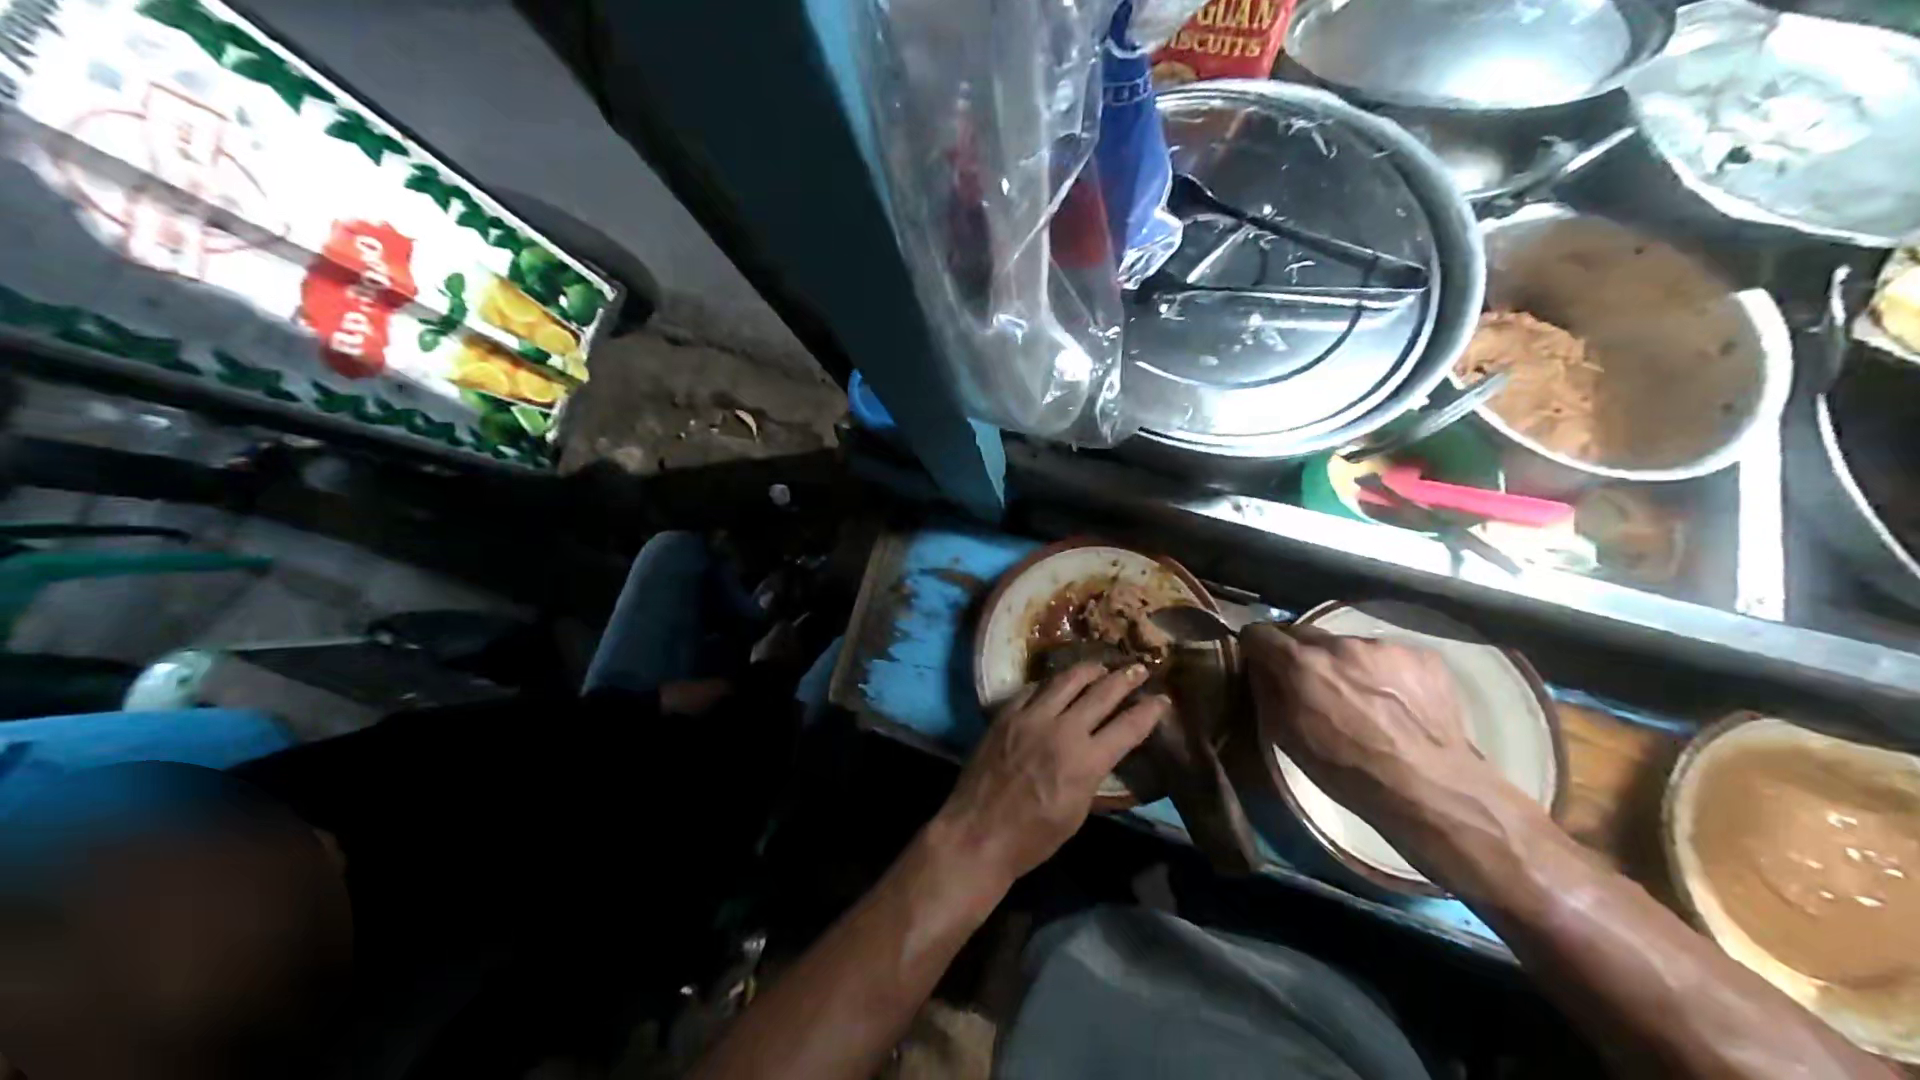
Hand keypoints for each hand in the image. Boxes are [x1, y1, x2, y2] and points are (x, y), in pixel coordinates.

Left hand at [932, 663, 1169, 886]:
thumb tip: (1104, 751)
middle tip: (1139, 668)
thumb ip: (1093, 773)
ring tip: (1101, 665)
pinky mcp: (1005, 714)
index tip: (1163, 699)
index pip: (1129, 727)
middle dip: (1125, 678)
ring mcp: (1030, 717)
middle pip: (1101, 693)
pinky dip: (1050, 683)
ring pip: (1066, 680)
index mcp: (1086, 761)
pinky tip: (1056, 682)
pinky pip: (1032, 689)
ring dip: (1088, 669)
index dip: (1150, 711)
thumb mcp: (1078, 811)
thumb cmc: (1033, 837)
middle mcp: (1062, 730)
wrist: (978, 833)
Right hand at [1242, 623, 1499, 828]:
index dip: (1257, 649)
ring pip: (1347, 645)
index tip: (1263, 664)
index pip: (1259, 632)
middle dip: (1301, 655)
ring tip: (1363, 699)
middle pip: (1304, 633)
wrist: (1432, 790)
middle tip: (1314, 687)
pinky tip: (1395, 702)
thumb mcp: (1286, 737)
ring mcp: (1384, 646)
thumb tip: (1259, 666)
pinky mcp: (1421, 655)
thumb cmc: (1348, 771)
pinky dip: (1382, 672)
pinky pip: (1386, 655)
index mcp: (1301, 663)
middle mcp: (1339, 644)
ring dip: (1344, 664)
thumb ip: (1265, 691)